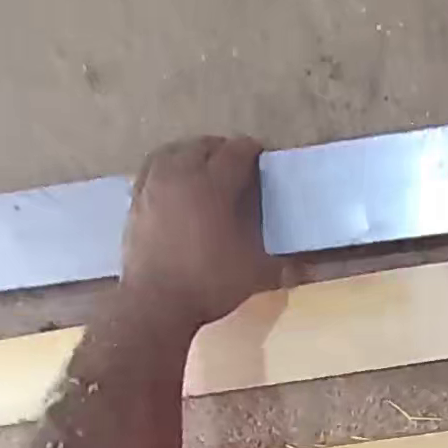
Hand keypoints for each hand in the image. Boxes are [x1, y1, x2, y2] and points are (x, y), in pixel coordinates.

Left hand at [119, 136, 294, 326]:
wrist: (158, 301)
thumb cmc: (212, 284)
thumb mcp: (257, 274)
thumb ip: (283, 264)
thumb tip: (310, 269)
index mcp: (213, 188)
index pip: (234, 155)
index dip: (251, 151)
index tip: (262, 153)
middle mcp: (179, 176)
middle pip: (202, 146)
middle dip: (222, 148)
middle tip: (238, 160)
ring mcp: (153, 185)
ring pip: (173, 151)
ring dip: (193, 152)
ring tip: (207, 164)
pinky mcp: (137, 199)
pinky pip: (153, 168)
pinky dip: (169, 165)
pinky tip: (177, 180)